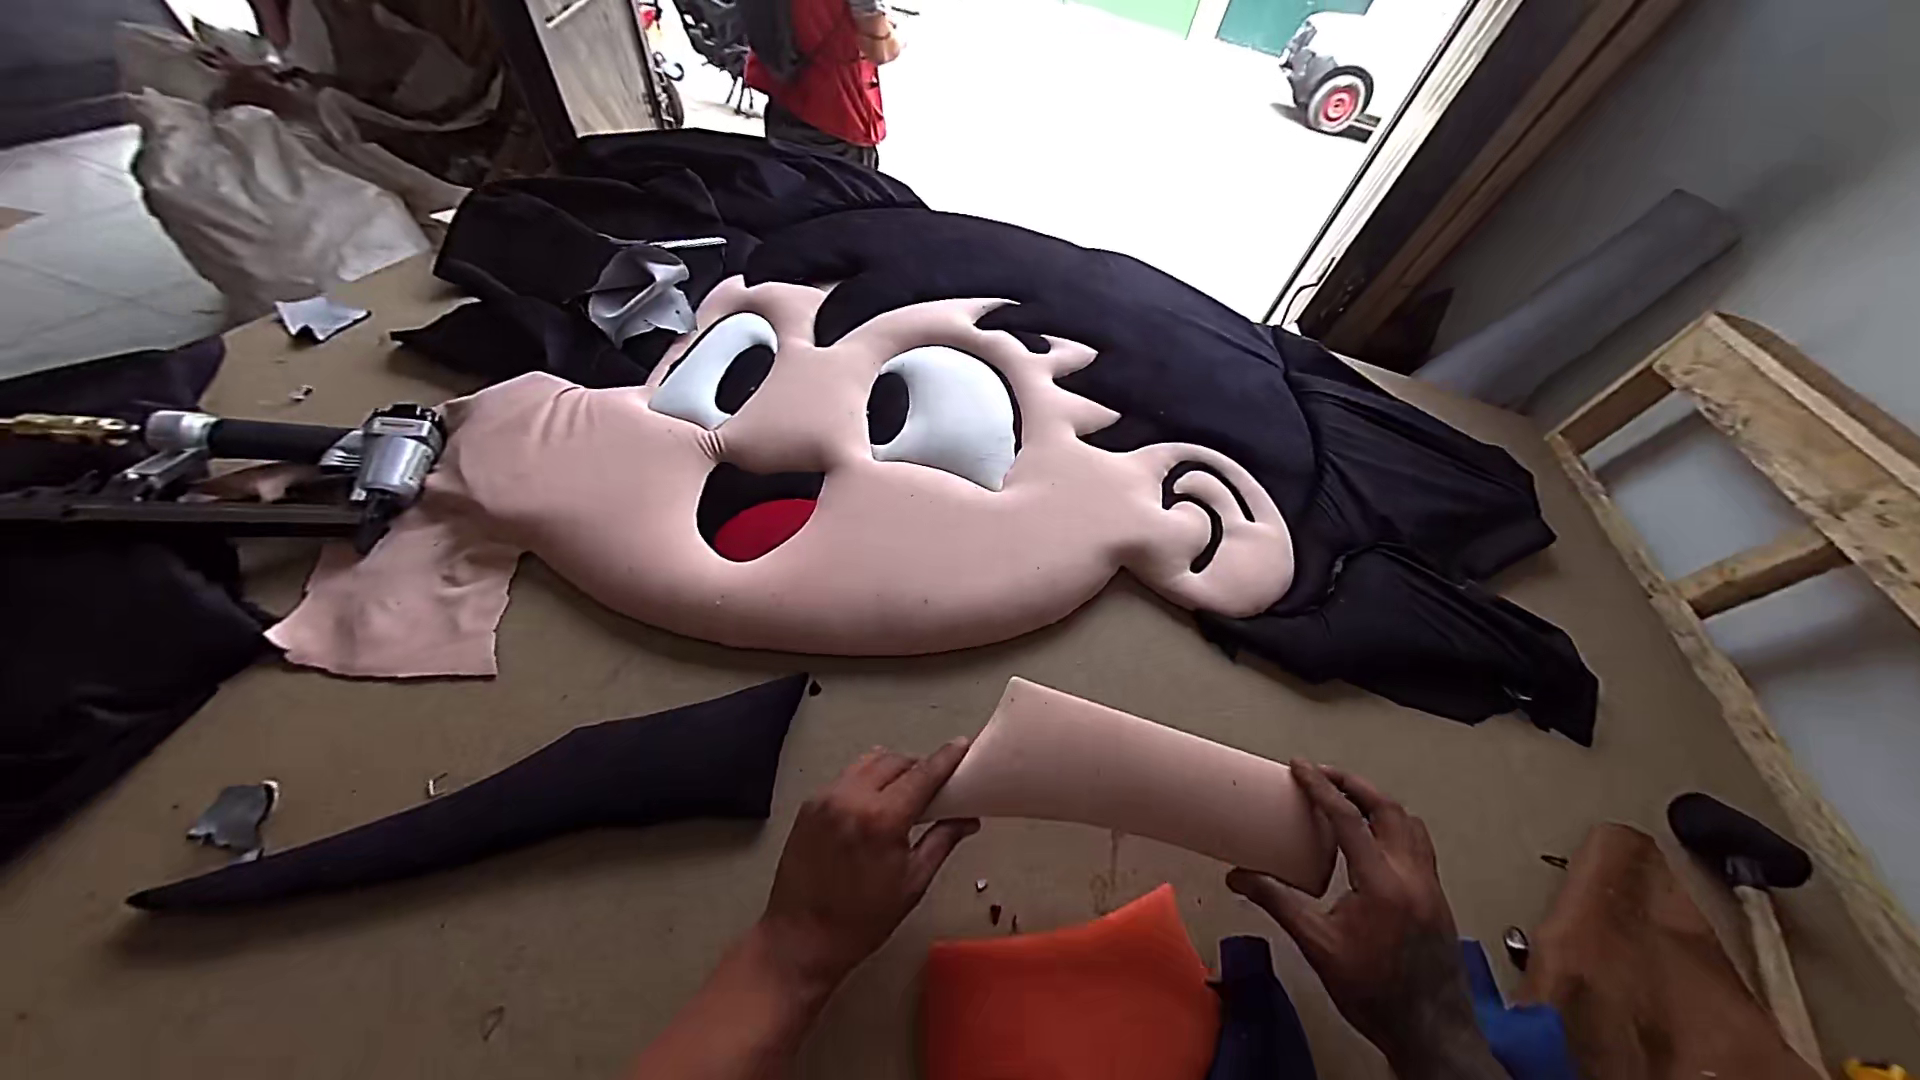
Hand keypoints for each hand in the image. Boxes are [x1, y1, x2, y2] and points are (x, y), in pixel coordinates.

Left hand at [756, 740, 978, 995]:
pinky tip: (873, 802)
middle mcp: (852, 797)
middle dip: (919, 767)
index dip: (946, 758)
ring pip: (869, 761)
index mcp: (882, 818)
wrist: (799, 939)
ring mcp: (827, 797)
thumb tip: (969, 819)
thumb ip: (942, 841)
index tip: (962, 744)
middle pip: (896, 761)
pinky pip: (847, 776)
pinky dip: (866, 779)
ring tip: (903, 791)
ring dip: (891, 768)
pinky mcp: (810, 803)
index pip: (922, 774)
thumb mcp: (912, 883)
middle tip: (934, 786)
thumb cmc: (862, 920)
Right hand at [1227, 762, 1498, 1077]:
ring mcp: (1431, 888)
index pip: (1349, 817)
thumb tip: (1236, 876)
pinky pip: (1418, 844)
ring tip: (1346, 795)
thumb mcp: (1317, 946)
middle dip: (1353, 783)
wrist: (1433, 1038)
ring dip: (1377, 801)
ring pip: (1410, 824)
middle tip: (1322, 773)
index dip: (1320, 786)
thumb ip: (1277, 902)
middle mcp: (1413, 878)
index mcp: (1383, 884)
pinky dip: (1393, 824)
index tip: (1299, 766)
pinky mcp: (1437, 900)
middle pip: (1388, 809)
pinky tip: (1371, 836)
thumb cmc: (1374, 993)